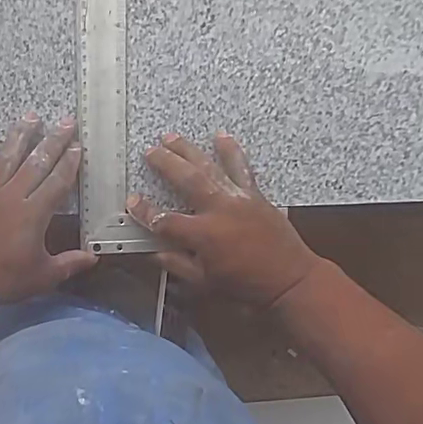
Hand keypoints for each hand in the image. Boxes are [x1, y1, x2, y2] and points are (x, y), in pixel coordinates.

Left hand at [0, 115, 99, 307]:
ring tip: (31, 116)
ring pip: (6, 159)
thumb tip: (93, 257)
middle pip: (36, 163)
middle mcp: (12, 198)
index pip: (57, 182)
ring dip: (20, 136)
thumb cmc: (6, 281)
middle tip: (65, 122)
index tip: (78, 146)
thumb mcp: (44, 276)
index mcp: (33, 214)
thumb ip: (70, 263)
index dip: (69, 163)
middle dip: (53, 141)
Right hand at [128, 132, 318, 307]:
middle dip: (165, 164)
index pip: (165, 220)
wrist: (290, 279)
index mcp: (203, 235)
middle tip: (149, 151)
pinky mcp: (255, 195)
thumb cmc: (247, 286)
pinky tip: (221, 137)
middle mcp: (219, 209)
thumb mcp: (205, 283)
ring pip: (209, 167)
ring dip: (189, 150)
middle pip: (185, 179)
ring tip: (172, 137)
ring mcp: (239, 198)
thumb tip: (156, 252)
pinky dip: (231, 151)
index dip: (145, 211)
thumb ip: (178, 265)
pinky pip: (241, 168)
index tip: (132, 202)